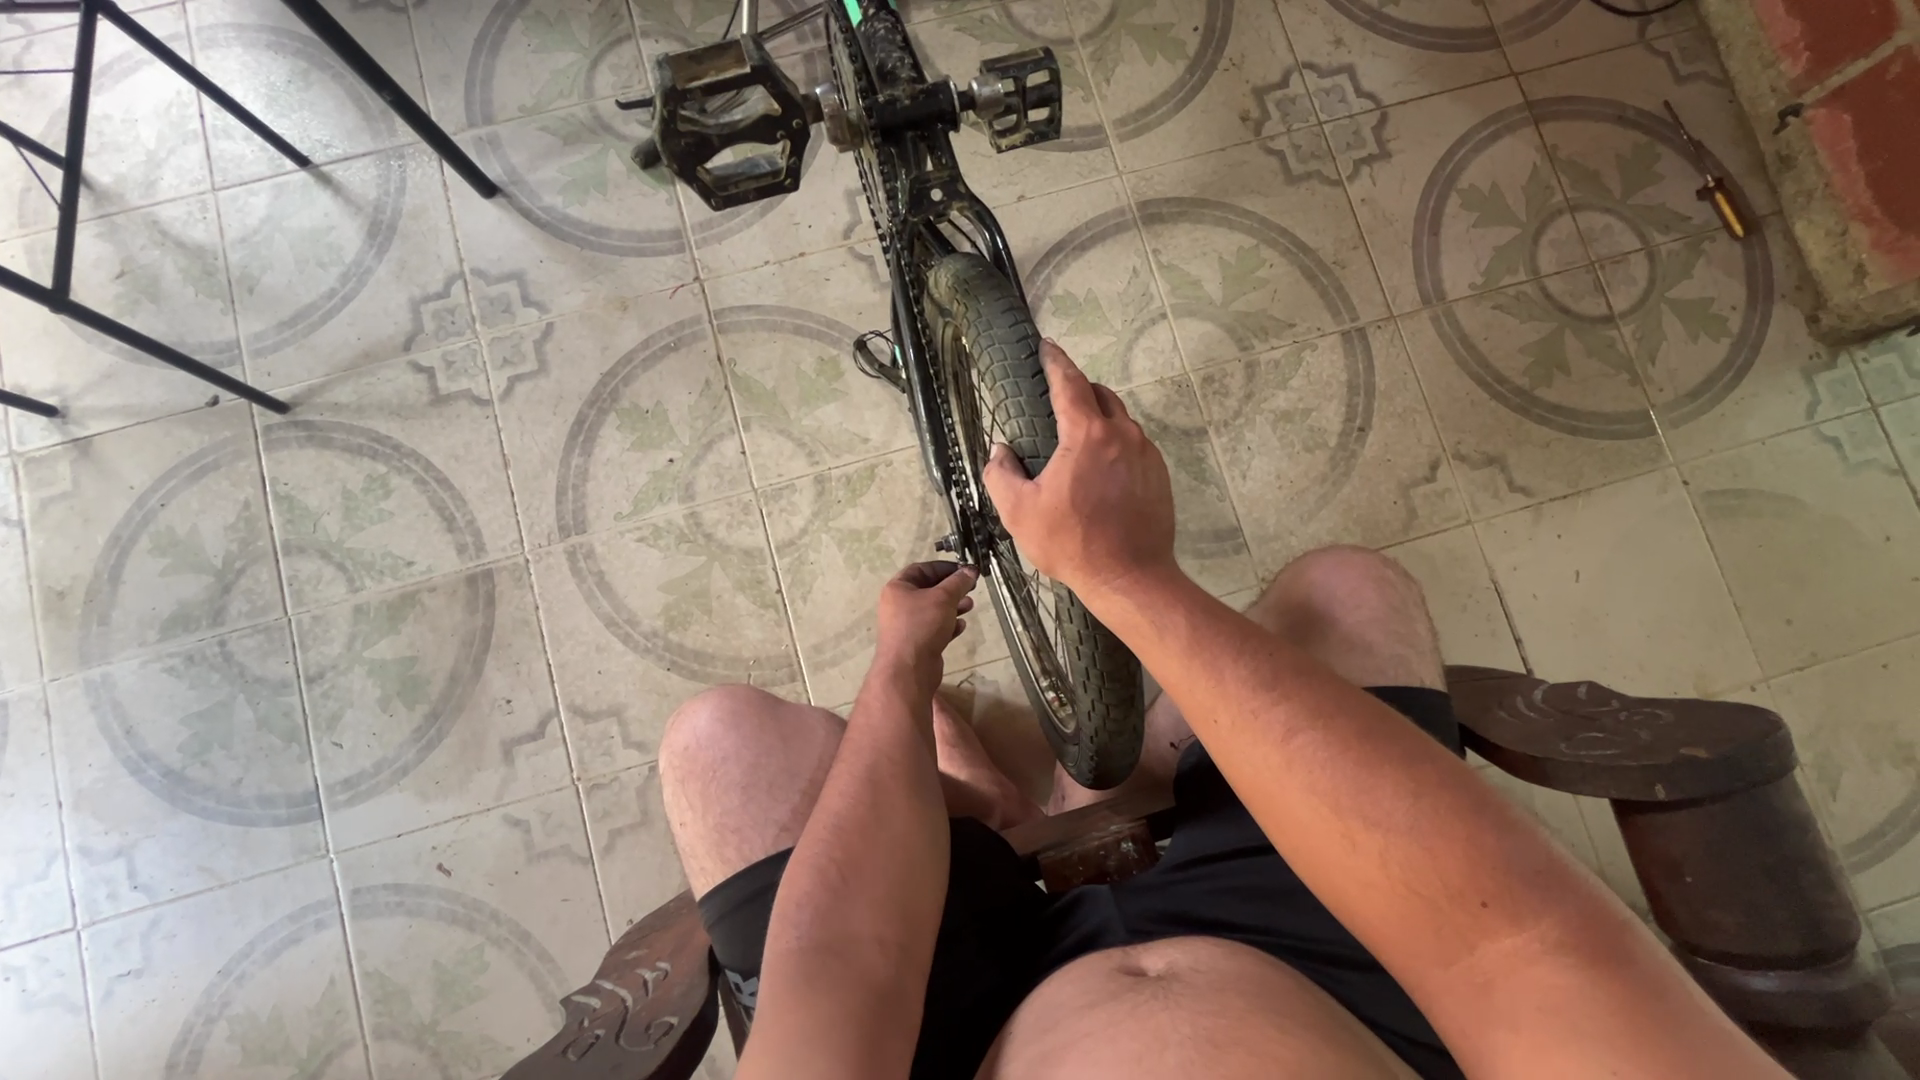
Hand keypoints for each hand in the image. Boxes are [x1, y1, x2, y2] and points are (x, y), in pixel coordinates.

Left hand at [872, 560, 979, 697]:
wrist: (908, 669)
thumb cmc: (922, 625)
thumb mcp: (943, 597)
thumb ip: (958, 582)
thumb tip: (970, 570)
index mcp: (898, 588)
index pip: (921, 569)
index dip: (943, 567)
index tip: (964, 570)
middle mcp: (899, 605)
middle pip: (928, 590)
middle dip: (951, 589)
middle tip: (971, 588)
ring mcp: (907, 625)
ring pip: (933, 610)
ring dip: (953, 606)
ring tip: (970, 605)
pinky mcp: (916, 643)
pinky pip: (934, 628)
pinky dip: (948, 625)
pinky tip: (961, 626)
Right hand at [982, 340, 1177, 600]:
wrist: (1130, 577)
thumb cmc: (1072, 543)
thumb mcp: (1019, 512)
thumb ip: (1001, 475)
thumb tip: (1000, 451)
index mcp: (1087, 435)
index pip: (1070, 383)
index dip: (1055, 361)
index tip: (1046, 346)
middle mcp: (1122, 435)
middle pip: (1100, 394)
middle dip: (1078, 388)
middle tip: (1057, 397)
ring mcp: (1146, 454)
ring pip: (1120, 420)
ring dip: (1098, 418)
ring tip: (1077, 437)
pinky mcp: (1158, 474)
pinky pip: (1133, 445)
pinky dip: (1115, 444)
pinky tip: (1100, 469)